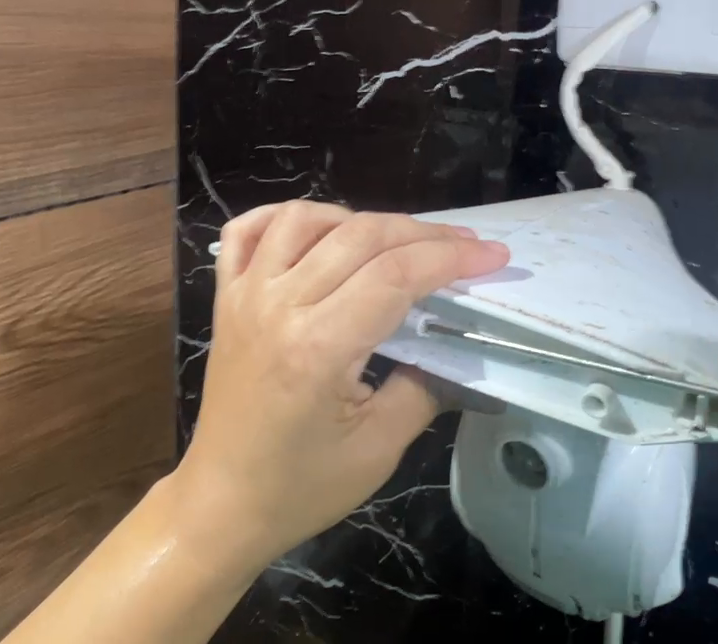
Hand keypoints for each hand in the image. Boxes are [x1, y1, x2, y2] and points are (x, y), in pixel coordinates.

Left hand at [171, 201, 509, 567]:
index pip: (395, 275)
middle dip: (421, 233)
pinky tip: (314, 229)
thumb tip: (456, 342)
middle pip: (358, 237)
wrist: (224, 500)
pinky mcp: (226, 297)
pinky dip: (279, 217)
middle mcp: (279, 305)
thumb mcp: (379, 447)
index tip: (493, 256)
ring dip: (355, 219)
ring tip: (391, 241)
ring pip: (302, 220)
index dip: (450, 258)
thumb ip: (423, 386)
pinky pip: (243, 232)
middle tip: (464, 245)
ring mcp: (245, 295)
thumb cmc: (302, 484)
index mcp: (318, 346)